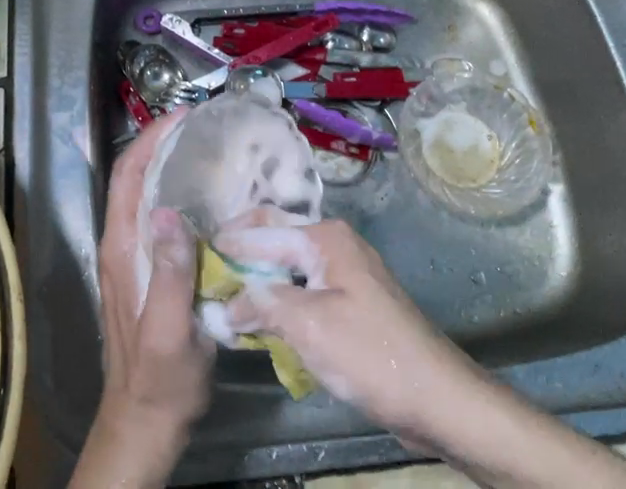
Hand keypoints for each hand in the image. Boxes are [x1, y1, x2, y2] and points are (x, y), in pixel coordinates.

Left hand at [69, 112, 213, 488]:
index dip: (150, 141)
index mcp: (122, 250)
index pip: (128, 178)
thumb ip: (169, 274)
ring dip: (168, 166)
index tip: (183, 116)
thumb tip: (169, 212)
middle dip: (160, 145)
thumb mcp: (170, 330)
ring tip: (208, 149)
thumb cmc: (160, 379)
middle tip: (202, 126)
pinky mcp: (146, 273)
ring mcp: (132, 260)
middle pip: (134, 180)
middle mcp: (121, 246)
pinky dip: (177, 195)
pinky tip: (208, 199)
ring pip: (145, 197)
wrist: (145, 420)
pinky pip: (158, 220)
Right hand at [218, 219, 625, 488]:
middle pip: (275, 241)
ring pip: (287, 268)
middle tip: (201, 275)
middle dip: (239, 258)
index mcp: (325, 237)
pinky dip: (278, 301)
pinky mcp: (350, 302)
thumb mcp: (307, 326)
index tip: (190, 254)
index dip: (224, 242)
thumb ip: (260, 303)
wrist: (435, 396)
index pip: (261, 228)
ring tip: (219, 298)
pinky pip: (303, 290)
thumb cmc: (370, 353)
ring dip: (257, 283)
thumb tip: (223, 301)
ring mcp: (344, 273)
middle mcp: (335, 244)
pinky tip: (256, 320)